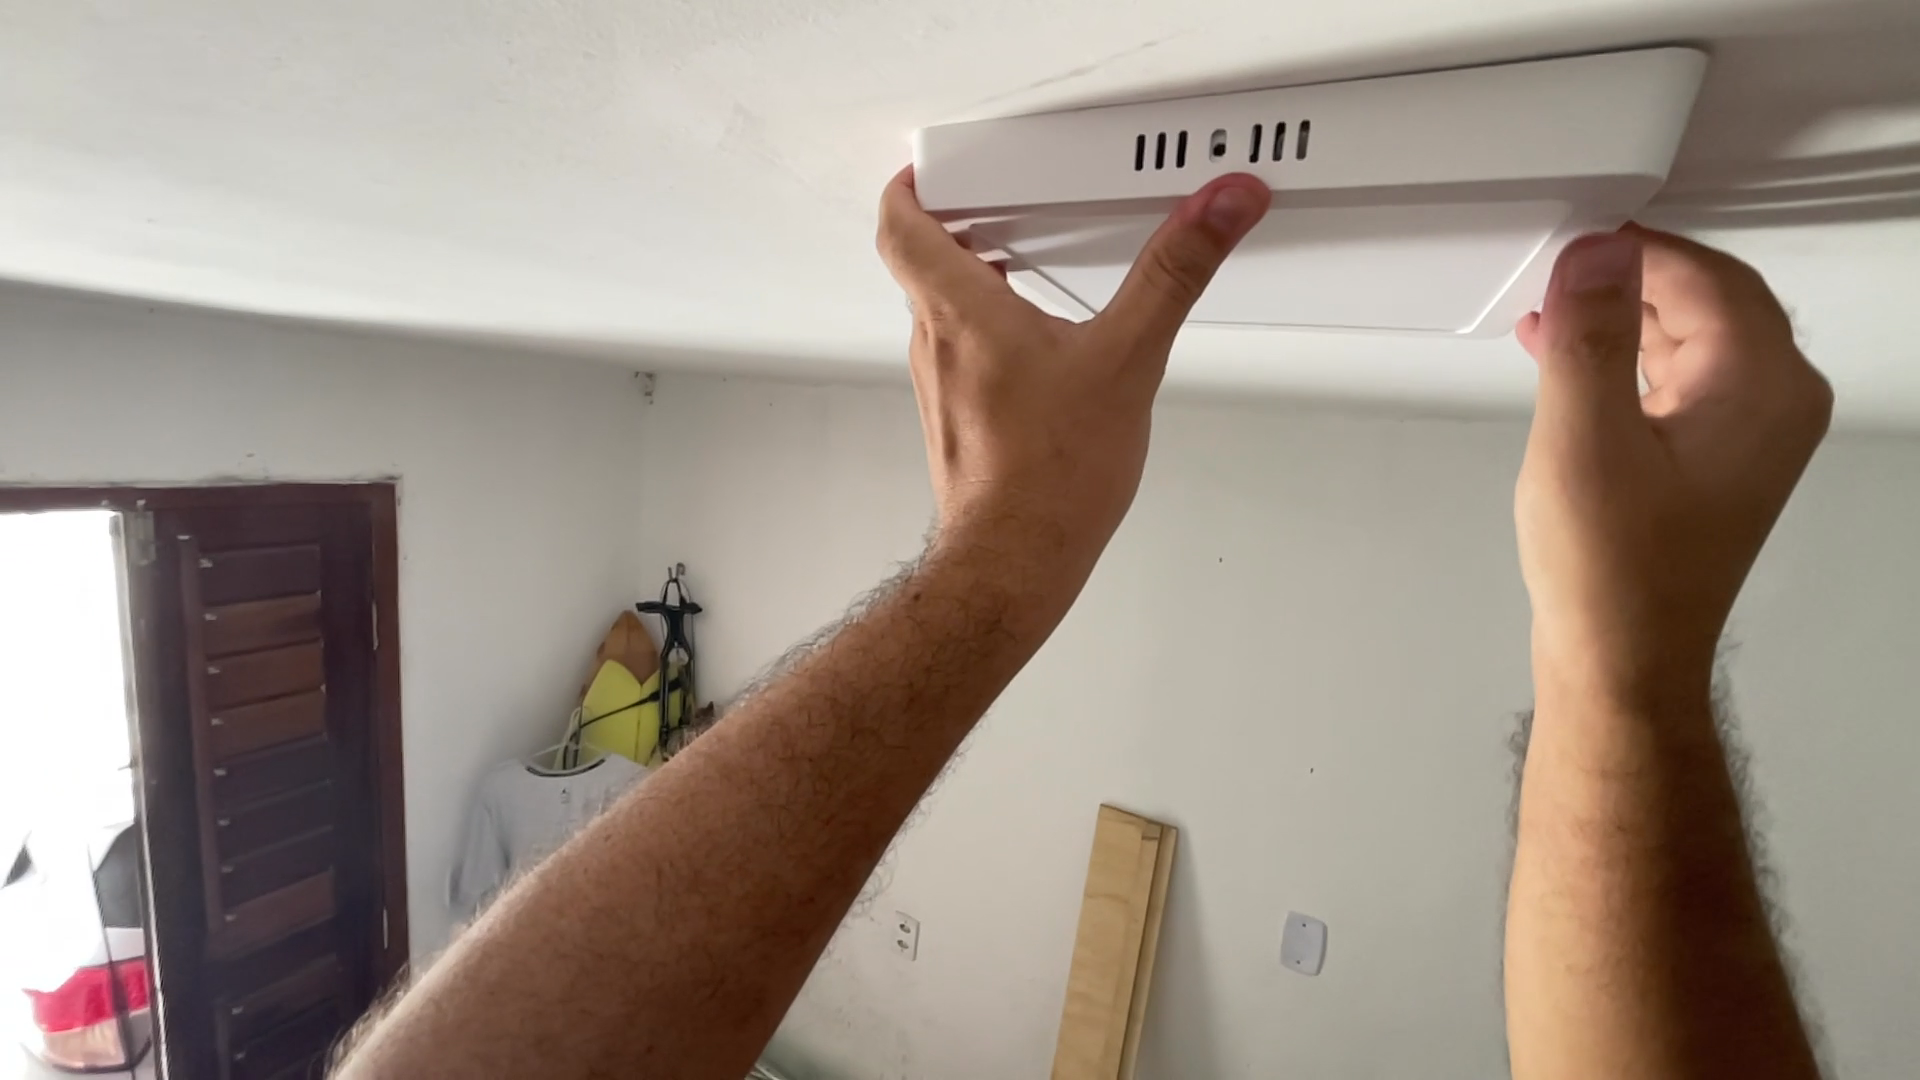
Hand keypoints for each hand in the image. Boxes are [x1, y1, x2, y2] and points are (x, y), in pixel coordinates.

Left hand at [876, 167, 1269, 584]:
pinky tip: (1040, 352)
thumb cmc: (1051, 478)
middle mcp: (938, 346)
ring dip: (979, 284)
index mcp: (962, 313)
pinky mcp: (957, 420)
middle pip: (925, 263)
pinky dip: (990, 334)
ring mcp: (942, 387)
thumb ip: (1172, 274)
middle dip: (963, 230)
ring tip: (1033, 271)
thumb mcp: (1126, 360)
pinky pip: (962, 357)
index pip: (901, 225)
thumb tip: (1219, 207)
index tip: (940, 171)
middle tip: (1008, 208)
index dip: (912, 188)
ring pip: (945, 313)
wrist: (1015, 561)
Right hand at [1515, 224, 1832, 708]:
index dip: (1641, 250)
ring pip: (1683, 348)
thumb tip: (1595, 255)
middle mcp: (1767, 404)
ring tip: (1548, 312)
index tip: (1574, 237)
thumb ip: (1589, 341)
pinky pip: (1666, 388)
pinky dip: (1616, 367)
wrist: (1618, 649)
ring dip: (1616, 324)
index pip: (1709, 281)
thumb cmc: (1606, 558)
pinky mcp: (1700, 465)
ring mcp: (1737, 438)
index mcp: (1760, 387)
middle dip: (1629, 282)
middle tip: (1555, 269)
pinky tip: (1566, 369)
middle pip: (1707, 308)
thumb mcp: (1582, 439)